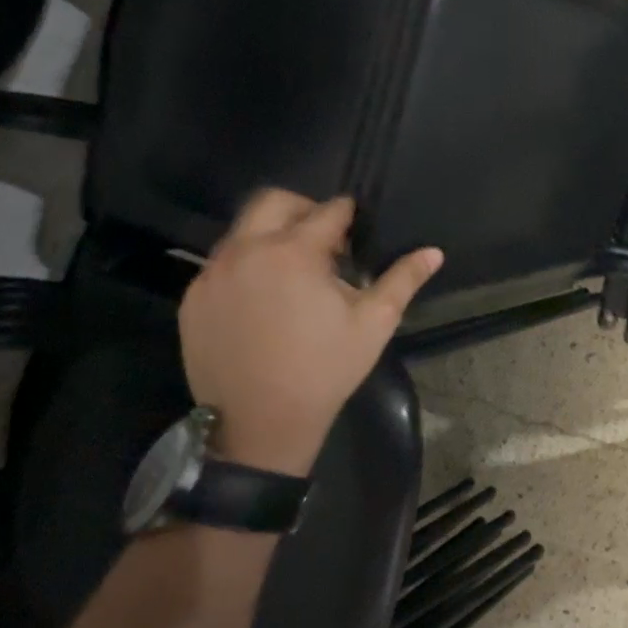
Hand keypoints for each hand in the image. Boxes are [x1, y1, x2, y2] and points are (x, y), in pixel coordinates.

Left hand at [179, 190, 442, 474]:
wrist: (258, 426)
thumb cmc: (324, 369)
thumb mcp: (374, 323)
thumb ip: (402, 279)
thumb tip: (434, 252)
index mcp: (294, 253)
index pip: (329, 210)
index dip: (350, 218)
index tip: (358, 236)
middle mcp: (246, 252)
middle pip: (274, 202)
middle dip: (305, 210)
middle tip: (326, 241)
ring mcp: (213, 276)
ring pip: (243, 231)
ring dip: (272, 237)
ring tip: (296, 272)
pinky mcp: (193, 300)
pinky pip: (222, 264)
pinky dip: (247, 265)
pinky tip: (266, 298)